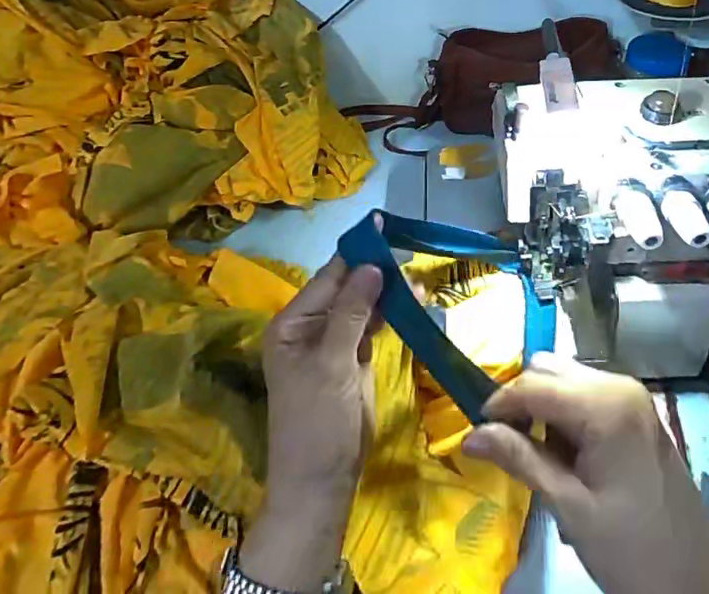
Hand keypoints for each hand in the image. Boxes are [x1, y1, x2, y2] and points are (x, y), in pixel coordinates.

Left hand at [244, 258, 383, 591]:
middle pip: (347, 288)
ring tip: (416, 274)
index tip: (382, 225)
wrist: (323, 483)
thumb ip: (351, 314)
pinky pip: (373, 326)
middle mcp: (311, 327)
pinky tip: (413, 299)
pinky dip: (392, 313)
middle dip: (376, 270)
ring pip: (364, 305)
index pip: (328, 279)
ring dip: (388, 290)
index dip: (356, 253)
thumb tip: (371, 267)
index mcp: (292, 324)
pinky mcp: (354, 358)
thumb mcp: (331, 365)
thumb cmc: (317, 422)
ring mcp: (334, 343)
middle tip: (407, 248)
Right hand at [463, 354, 708, 593]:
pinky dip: (565, 417)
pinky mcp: (635, 411)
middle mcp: (619, 385)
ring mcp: (631, 396)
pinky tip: (565, 458)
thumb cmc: (633, 549)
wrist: (698, 583)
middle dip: (522, 403)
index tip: (474, 432)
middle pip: (549, 371)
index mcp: (606, 404)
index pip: (534, 385)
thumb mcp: (570, 507)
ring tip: (538, 458)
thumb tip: (469, 435)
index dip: (499, 404)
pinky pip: (585, 396)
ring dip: (543, 410)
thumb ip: (520, 460)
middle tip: (505, 445)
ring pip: (565, 380)